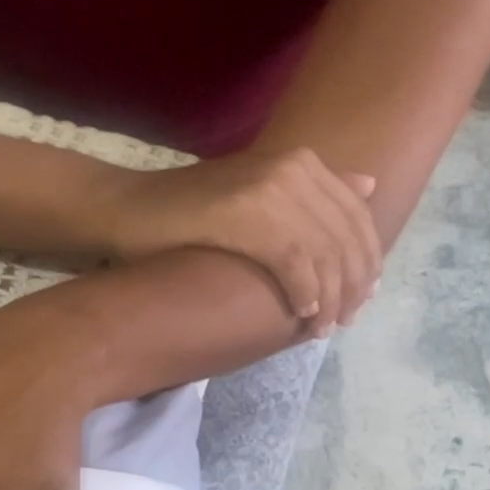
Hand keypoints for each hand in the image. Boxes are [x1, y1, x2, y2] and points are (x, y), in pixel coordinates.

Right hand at [112, 149, 381, 331]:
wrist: (121, 209)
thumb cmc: (176, 212)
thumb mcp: (247, 194)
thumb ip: (303, 192)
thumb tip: (368, 184)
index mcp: (298, 162)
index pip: (353, 213)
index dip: (364, 259)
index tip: (361, 296)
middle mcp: (293, 168)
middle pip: (344, 233)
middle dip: (352, 283)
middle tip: (346, 320)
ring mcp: (270, 189)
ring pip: (323, 250)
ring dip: (331, 295)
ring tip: (324, 327)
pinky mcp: (245, 215)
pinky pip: (293, 260)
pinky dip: (304, 289)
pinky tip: (303, 312)